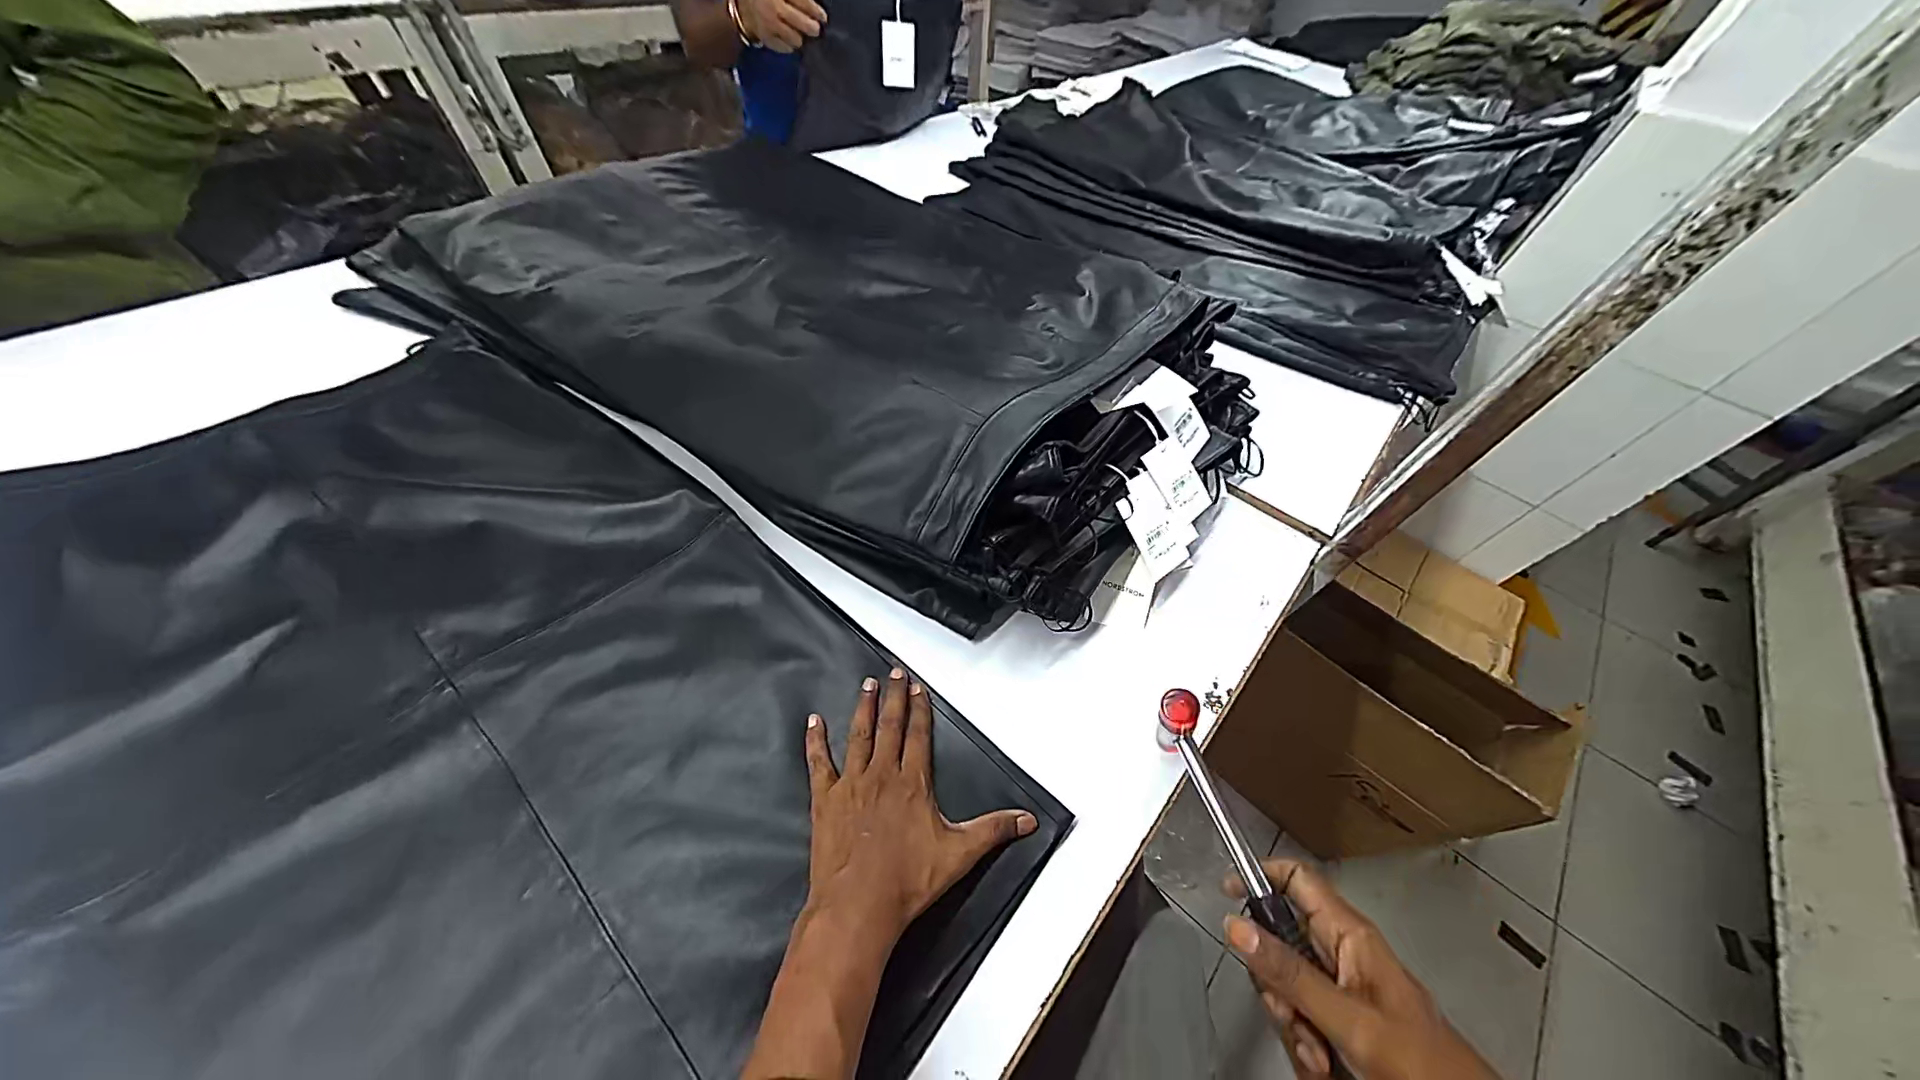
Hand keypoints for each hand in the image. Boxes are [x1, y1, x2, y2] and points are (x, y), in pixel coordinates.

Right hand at [738, 0, 826, 52]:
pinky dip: (789, 46)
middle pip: (802, 23)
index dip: (816, 11)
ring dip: (799, 38)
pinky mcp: (765, 39)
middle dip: (812, 28)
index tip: (823, 18)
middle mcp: (773, 8)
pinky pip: (785, 48)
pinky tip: (789, 40)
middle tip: (815, 29)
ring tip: (799, 34)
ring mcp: (769, 26)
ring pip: (795, 39)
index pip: (804, 2)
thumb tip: (812, 8)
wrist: (740, 6)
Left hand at [803, 667, 1036, 939]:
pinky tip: (814, 722)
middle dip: (893, 697)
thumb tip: (1023, 821)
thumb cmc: (904, 882)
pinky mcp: (825, 799)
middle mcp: (882, 776)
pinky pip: (819, 762)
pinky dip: (816, 740)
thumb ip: (993, 831)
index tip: (918, 689)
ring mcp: (852, 785)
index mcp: (912, 784)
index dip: (919, 708)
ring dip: (863, 707)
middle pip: (890, 726)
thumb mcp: (959, 855)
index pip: (918, 735)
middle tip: (894, 673)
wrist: (859, 906)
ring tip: (866, 685)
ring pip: (859, 734)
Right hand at [1222, 859, 1497, 1079]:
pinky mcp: (1342, 1019)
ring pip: (1285, 984)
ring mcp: (1342, 987)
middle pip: (1279, 940)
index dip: (1260, 874)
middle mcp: (1344, 954)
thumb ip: (1289, 973)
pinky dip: (1305, 1043)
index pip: (1297, 878)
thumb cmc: (1426, 1066)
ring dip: (1292, 1022)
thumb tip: (1237, 926)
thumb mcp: (1348, 1018)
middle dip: (1275, 982)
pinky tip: (1326, 1064)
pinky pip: (1300, 1015)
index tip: (1228, 889)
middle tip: (1291, 1012)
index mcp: (1351, 935)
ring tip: (1320, 1054)